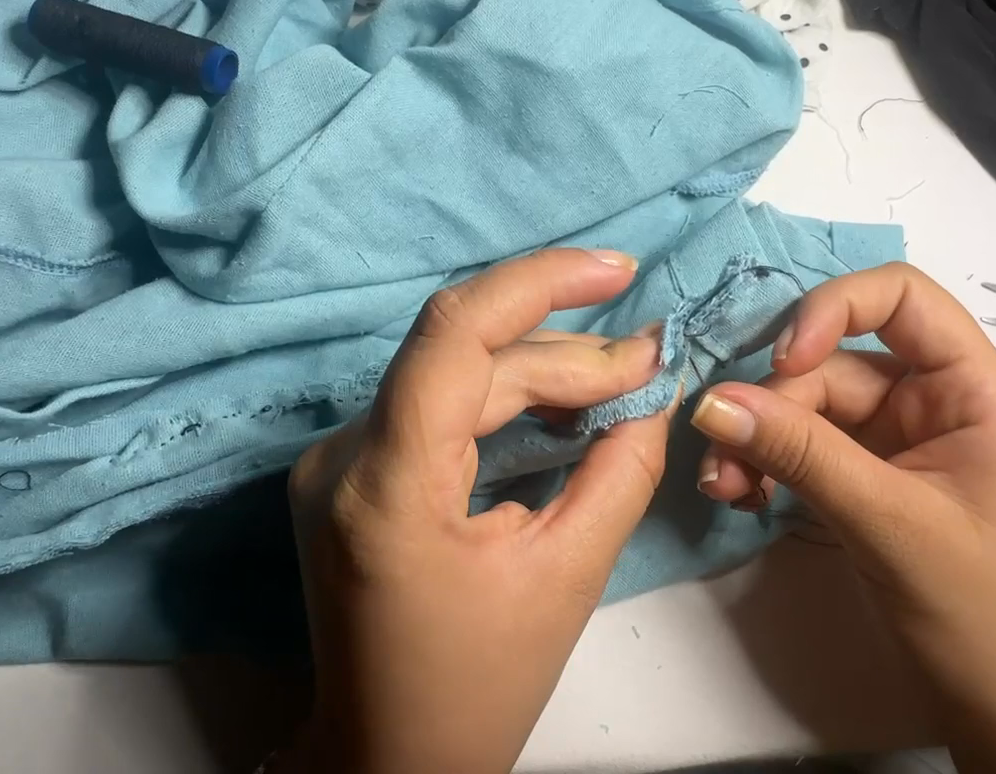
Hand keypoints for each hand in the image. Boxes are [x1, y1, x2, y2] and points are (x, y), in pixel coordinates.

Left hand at [286, 249, 672, 773]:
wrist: (386, 757)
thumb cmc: (479, 686)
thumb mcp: (570, 574)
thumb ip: (623, 467)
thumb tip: (655, 387)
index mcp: (386, 484)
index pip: (454, 333)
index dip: (540, 282)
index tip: (619, 270)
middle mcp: (345, 453)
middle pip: (470, 358)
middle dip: (569, 355)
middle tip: (648, 362)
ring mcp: (340, 458)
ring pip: (458, 374)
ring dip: (545, 370)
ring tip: (621, 379)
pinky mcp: (355, 466)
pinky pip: (443, 403)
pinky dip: (511, 395)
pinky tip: (566, 399)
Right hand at [690, 263, 995, 773]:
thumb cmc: (985, 617)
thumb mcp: (891, 525)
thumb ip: (801, 455)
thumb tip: (710, 401)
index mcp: (976, 391)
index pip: (903, 297)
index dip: (836, 308)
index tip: (785, 359)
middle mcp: (937, 401)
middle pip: (838, 362)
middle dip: (776, 401)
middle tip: (723, 451)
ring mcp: (901, 441)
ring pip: (812, 407)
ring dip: (760, 438)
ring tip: (723, 486)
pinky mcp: (871, 479)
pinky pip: (808, 449)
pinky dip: (771, 465)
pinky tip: (742, 495)